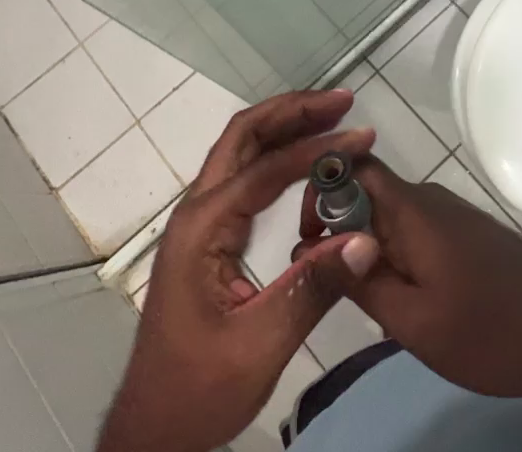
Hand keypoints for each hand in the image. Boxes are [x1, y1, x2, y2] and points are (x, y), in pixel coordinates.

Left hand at [99, 89, 381, 451]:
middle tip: (343, 101)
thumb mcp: (261, 344)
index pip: (265, 169)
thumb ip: (312, 289)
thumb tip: (365, 238)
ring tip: (332, 115)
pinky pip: (244, 177)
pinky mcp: (210, 236)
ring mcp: (201, 222)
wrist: (156, 423)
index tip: (363, 138)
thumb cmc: (200, 387)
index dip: (316, 148)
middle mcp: (197, 212)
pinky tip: (306, 158)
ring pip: (240, 151)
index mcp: (203, 229)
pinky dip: (277, 156)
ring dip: (284, 127)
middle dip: (293, 112)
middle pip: (242, 137)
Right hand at [296, 156, 521, 401]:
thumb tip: (310, 249)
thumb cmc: (492, 331)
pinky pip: (415, 233)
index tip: (306, 240)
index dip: (318, 192)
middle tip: (331, 285)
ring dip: (368, 250)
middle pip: (366, 195)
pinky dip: (397, 258)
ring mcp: (452, 217)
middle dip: (339, 233)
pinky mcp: (468, 236)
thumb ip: (359, 281)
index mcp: (412, 209)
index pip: (351, 168)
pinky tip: (406, 302)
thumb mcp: (413, 321)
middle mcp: (430, 200)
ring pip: (390, 218)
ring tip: (367, 301)